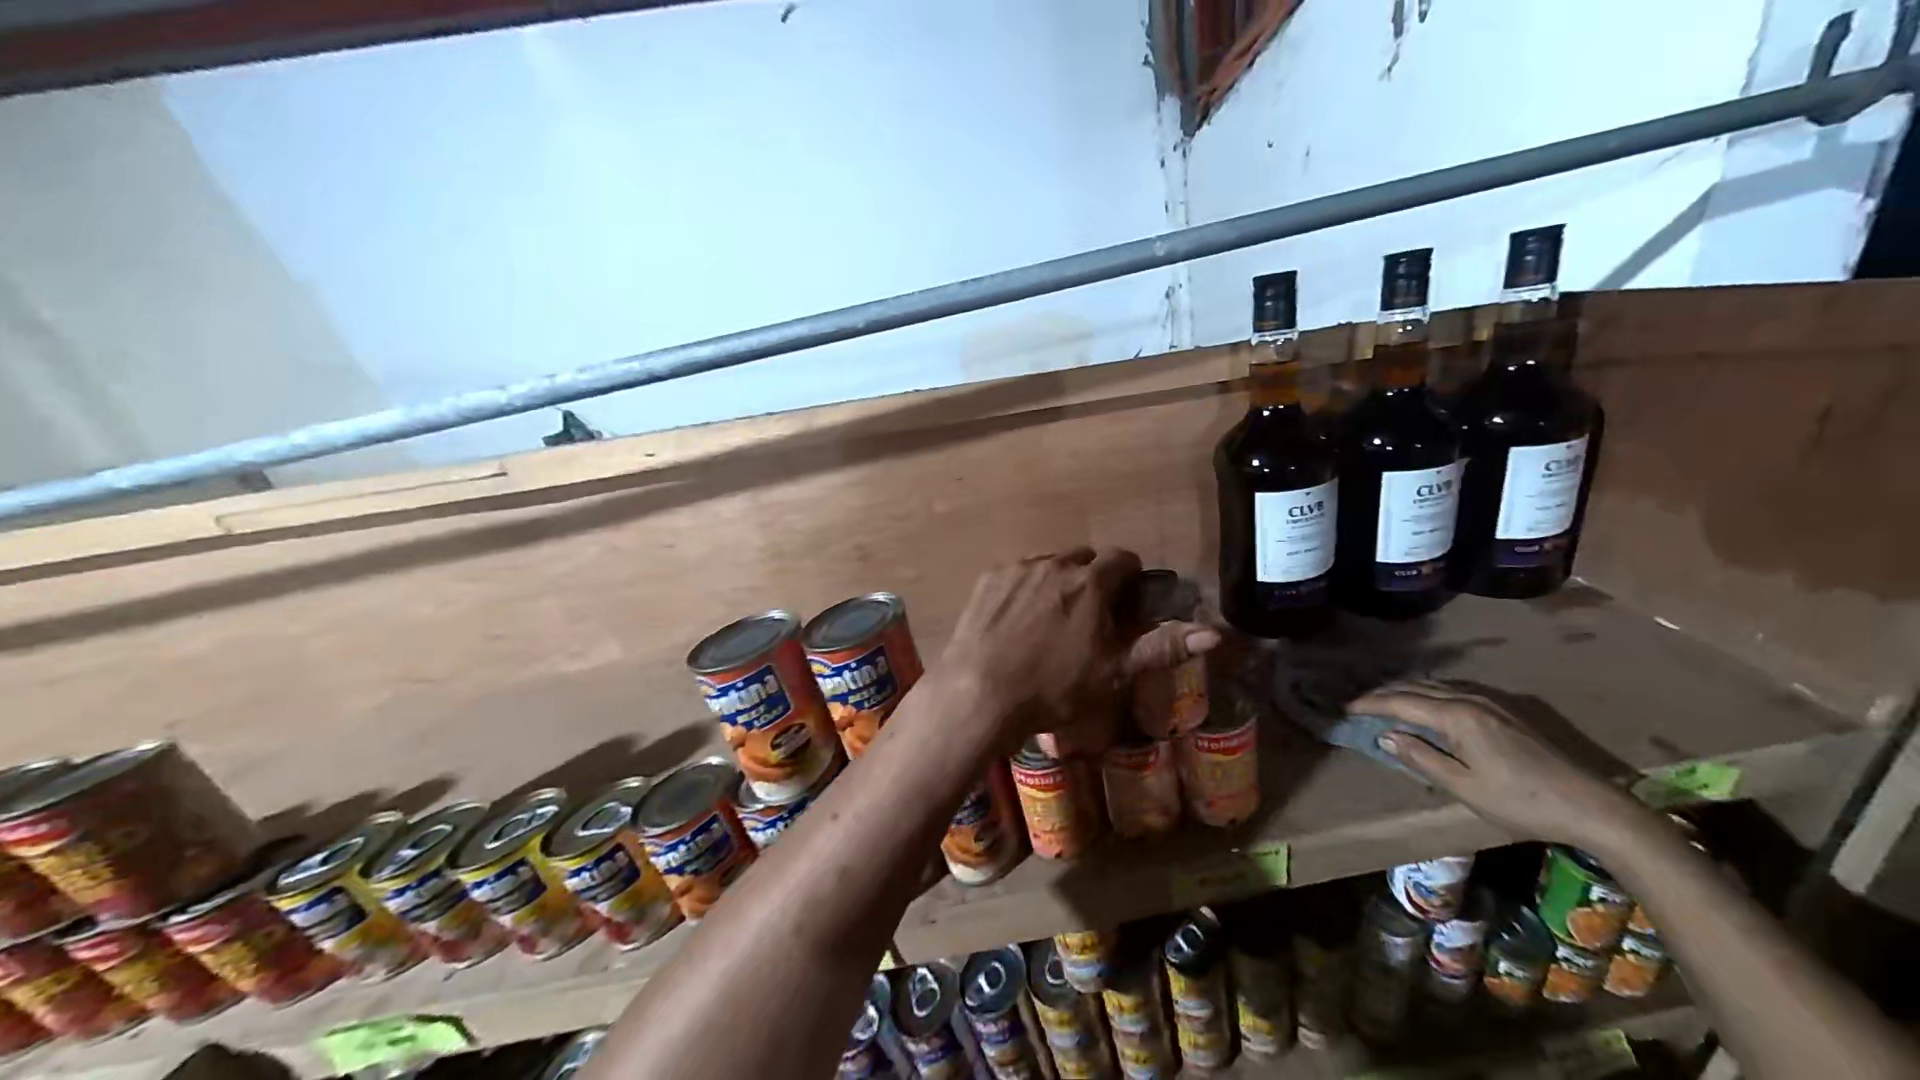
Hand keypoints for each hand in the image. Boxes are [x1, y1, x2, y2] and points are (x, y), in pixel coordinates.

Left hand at [941, 548, 1220, 755]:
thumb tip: (1216, 633)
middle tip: (1088, 615)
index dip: (1130, 577)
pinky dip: (1023, 588)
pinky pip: (1016, 573)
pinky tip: (1015, 621)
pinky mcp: (988, 579)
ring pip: (1048, 564)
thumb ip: (1163, 647)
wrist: (980, 692)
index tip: (1125, 601)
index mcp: (1090, 583)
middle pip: (1083, 558)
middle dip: (1092, 578)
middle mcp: (1054, 565)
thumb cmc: (1053, 688)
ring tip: (1049, 620)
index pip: (1122, 558)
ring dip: (1057, 581)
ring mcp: (1017, 569)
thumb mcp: (1114, 673)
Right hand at [1351, 680, 1652, 853]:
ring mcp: (1494, 703)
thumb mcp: (1463, 787)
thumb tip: (1386, 735)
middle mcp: (1472, 700)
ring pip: (1438, 686)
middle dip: (1386, 692)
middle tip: (1361, 703)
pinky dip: (1431, 693)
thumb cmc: (1522, 802)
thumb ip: (1421, 757)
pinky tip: (1429, 704)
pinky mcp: (1508, 712)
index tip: (1346, 708)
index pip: (1402, 702)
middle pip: (1418, 687)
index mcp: (1458, 716)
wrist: (1594, 808)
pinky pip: (1456, 691)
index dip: (1371, 704)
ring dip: (1409, 690)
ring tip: (1387, 700)